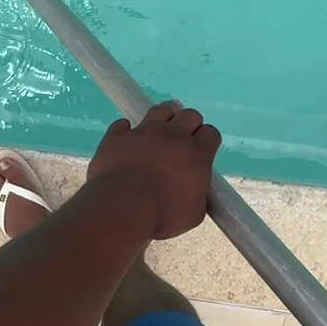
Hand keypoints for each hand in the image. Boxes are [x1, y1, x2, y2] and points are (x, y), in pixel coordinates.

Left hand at [86, 101, 221, 239]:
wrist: (122, 208)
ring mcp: (142, 132)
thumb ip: (197, 195)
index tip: (200, 152)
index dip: (206, 142)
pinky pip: (121, 125)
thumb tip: (194, 193)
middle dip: (189, 125)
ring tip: (159, 129)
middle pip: (189, 115)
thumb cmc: (163, 215)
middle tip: (181, 141)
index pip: (210, 133)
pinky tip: (125, 141)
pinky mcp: (116, 137)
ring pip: (159, 110)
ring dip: (163, 116)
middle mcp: (171, 135)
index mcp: (196, 153)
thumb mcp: (194, 213)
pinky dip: (125, 131)